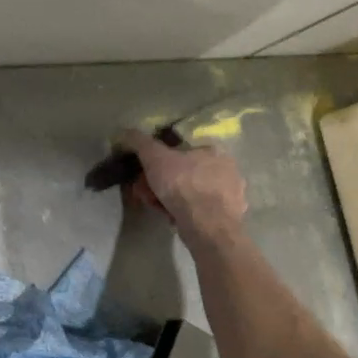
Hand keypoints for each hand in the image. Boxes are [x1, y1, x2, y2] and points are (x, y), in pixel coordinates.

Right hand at [117, 129, 248, 240]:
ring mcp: (232, 194)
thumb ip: (139, 141)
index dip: (159, 160)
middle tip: (146, 192)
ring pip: (191, 191)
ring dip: (170, 197)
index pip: (181, 149)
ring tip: (157, 206)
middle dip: (161, 181)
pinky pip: (200, 209)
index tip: (146, 172)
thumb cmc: (183, 185)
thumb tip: (125, 132)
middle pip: (183, 171)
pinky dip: (185, 211)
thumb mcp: (154, 157)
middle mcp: (228, 168)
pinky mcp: (230, 216)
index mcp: (213, 149)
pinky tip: (173, 217)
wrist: (207, 226)